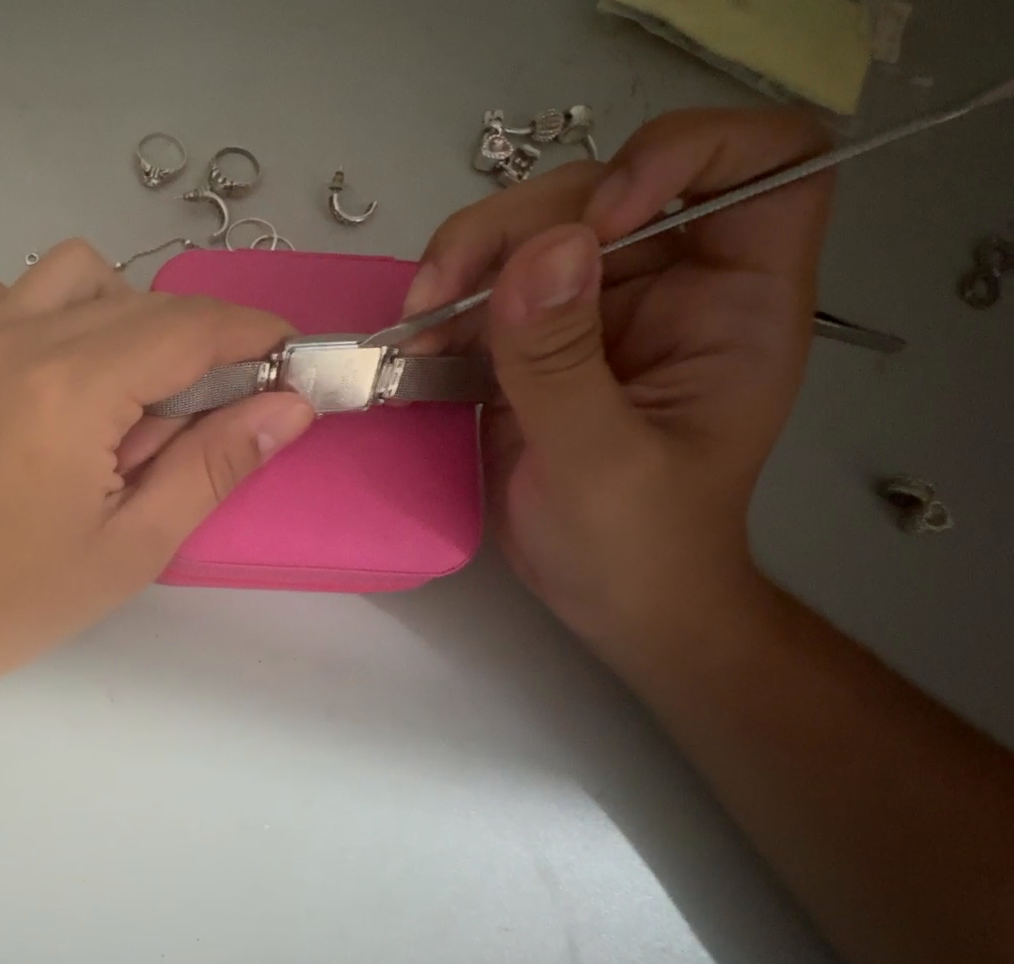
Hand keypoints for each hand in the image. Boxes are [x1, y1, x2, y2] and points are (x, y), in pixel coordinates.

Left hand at [0, 240, 313, 707]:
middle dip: (202, 343)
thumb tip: (288, 406)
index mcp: (73, 386)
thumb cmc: (23, 598)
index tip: (297, 366)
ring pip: (72, 274)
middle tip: (219, 418)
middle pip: (143, 302)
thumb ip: (215, 465)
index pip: (191, 329)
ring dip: (124, 310)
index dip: (256, 338)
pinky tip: (44, 351)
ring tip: (134, 389)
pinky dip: (17, 301)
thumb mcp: (136, 545)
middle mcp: (21, 341)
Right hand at [401, 108, 832, 643]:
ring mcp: (591, 313)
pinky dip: (439, 310)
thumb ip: (564, 360)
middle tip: (441, 292)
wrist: (606, 596)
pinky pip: (481, 292)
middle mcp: (665, 288)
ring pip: (526, 234)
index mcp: (732, 301)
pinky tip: (412, 348)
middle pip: (598, 191)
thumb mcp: (601, 460)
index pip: (759, 163)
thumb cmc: (637, 543)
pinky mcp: (529, 343)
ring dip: (459, 265)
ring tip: (415, 326)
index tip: (595, 222)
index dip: (680, 159)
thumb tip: (540, 249)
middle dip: (513, 226)